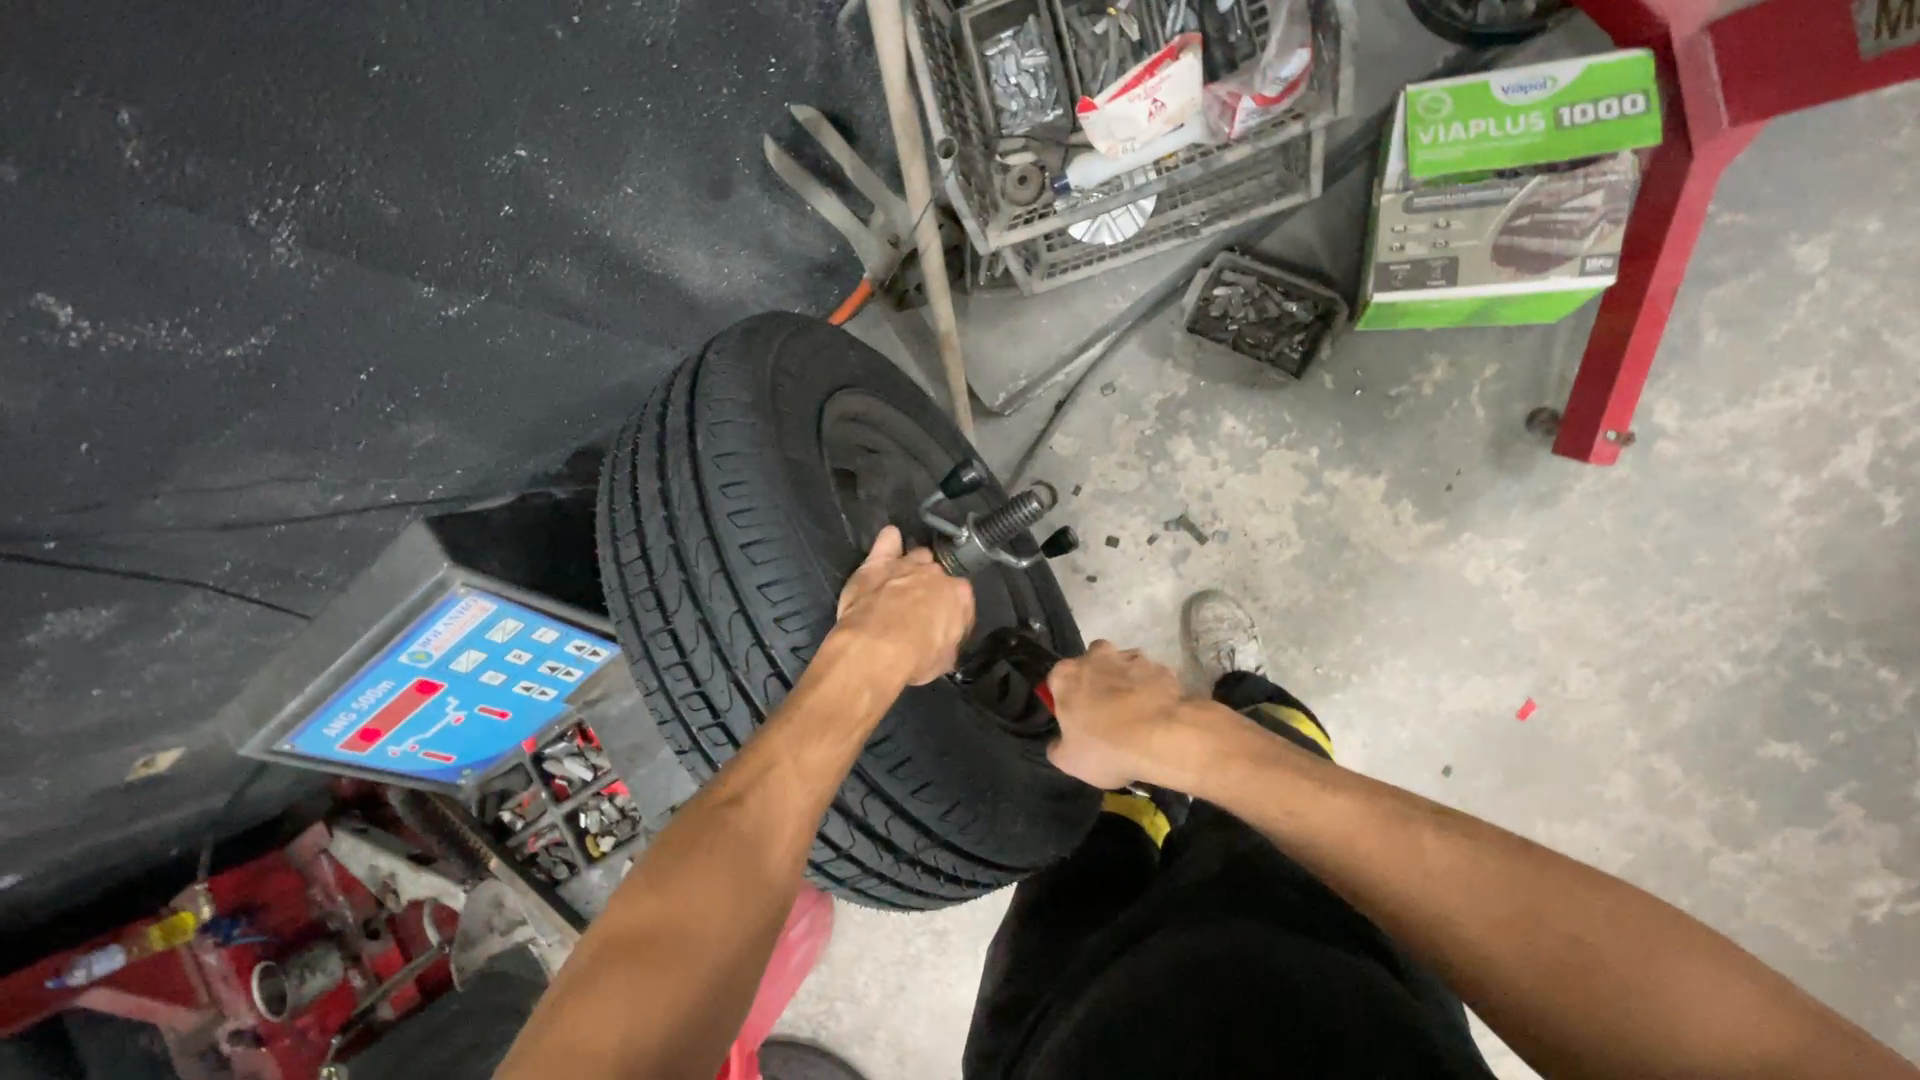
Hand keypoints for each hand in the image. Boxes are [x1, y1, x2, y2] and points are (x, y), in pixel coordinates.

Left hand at [832, 526, 975, 685]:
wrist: (876, 647)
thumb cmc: (915, 658)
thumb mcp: (944, 660)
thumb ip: (949, 643)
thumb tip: (946, 644)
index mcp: (959, 596)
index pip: (962, 601)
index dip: (952, 615)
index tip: (942, 629)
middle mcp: (937, 574)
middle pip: (938, 576)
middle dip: (931, 590)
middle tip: (918, 611)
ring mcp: (907, 564)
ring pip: (917, 556)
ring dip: (914, 567)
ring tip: (903, 583)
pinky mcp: (879, 562)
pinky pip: (888, 541)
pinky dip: (890, 541)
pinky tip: (890, 542)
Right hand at [1044, 640, 1195, 789]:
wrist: (1163, 738)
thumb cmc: (1106, 747)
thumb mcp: (1069, 761)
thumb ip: (1057, 748)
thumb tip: (1058, 744)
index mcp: (1066, 675)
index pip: (1057, 680)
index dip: (1066, 699)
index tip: (1076, 718)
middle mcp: (1096, 656)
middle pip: (1092, 664)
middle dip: (1098, 681)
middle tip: (1105, 712)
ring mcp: (1132, 659)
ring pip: (1124, 667)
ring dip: (1127, 684)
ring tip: (1137, 715)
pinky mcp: (1162, 668)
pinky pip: (1152, 678)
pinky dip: (1153, 690)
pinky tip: (1158, 714)